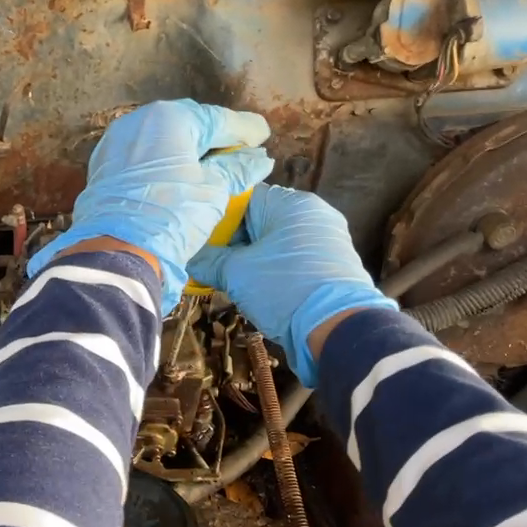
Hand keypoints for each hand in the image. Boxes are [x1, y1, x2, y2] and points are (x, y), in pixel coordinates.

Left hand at [30, 100, 272, 309]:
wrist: (117, 249)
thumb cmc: (172, 214)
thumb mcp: (213, 190)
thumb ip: (237, 168)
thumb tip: (259, 158)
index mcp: (169, 118)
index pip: (217, 120)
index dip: (243, 129)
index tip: (261, 137)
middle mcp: (138, 121)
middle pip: (187, 124)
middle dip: (213, 136)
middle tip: (237, 149)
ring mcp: (115, 142)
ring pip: (161, 139)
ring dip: (186, 148)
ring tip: (210, 163)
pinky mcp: (103, 166)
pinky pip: (142, 155)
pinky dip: (162, 160)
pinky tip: (177, 173)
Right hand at [186, 184, 396, 385]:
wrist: (336, 328)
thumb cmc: (282, 287)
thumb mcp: (236, 272)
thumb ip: (208, 261)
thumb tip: (190, 261)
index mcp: (292, 204)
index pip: (243, 197)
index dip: (215, 216)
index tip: (196, 237)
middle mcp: (312, 215)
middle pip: (258, 220)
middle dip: (230, 242)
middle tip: (206, 262)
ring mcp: (325, 241)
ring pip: (272, 243)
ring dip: (247, 259)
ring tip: (224, 278)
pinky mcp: (329, 266)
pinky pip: (288, 260)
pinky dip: (268, 270)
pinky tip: (250, 288)